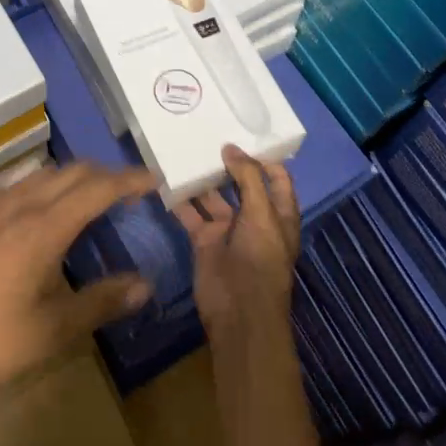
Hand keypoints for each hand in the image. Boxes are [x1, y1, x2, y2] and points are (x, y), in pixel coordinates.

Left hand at [0, 162, 157, 399]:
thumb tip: (144, 284)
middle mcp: (15, 205)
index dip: (129, 181)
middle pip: (69, 172)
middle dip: (104, 174)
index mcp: (41, 227)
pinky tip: (35, 217)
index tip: (155, 179)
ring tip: (88, 200)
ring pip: (38, 176)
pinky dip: (41, 189)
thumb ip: (98, 304)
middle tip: (128, 191)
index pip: (96, 189)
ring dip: (71, 179)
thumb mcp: (46, 333)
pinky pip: (14, 189)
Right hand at [172, 145, 301, 335]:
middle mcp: (254, 218)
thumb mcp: (262, 214)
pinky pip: (191, 215)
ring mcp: (228, 230)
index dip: (263, 157)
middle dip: (228, 163)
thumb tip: (231, 148)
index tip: (243, 134)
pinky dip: (180, 200)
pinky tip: (166, 180)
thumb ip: (248, 178)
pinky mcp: (204, 240)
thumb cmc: (261, 259)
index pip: (276, 177)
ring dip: (202, 179)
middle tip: (208, 134)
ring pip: (214, 197)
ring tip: (185, 150)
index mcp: (279, 213)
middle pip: (242, 183)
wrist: (239, 312)